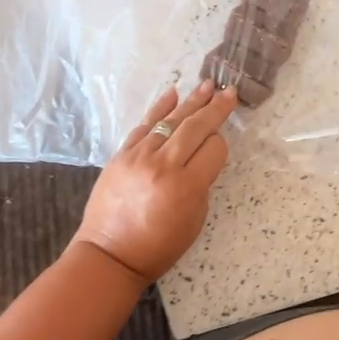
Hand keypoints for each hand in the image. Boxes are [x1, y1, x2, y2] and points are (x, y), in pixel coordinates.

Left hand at [73, 81, 238, 284]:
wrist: (110, 253)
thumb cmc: (159, 246)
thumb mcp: (194, 220)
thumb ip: (201, 184)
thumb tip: (201, 156)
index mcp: (186, 186)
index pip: (214, 148)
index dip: (221, 145)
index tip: (221, 147)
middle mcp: (163, 165)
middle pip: (195, 127)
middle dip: (215, 108)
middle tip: (229, 92)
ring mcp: (139, 156)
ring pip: (170, 121)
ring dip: (191, 102)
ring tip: (207, 85)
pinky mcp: (122, 154)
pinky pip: (144, 125)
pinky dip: (159, 109)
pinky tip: (173, 94)